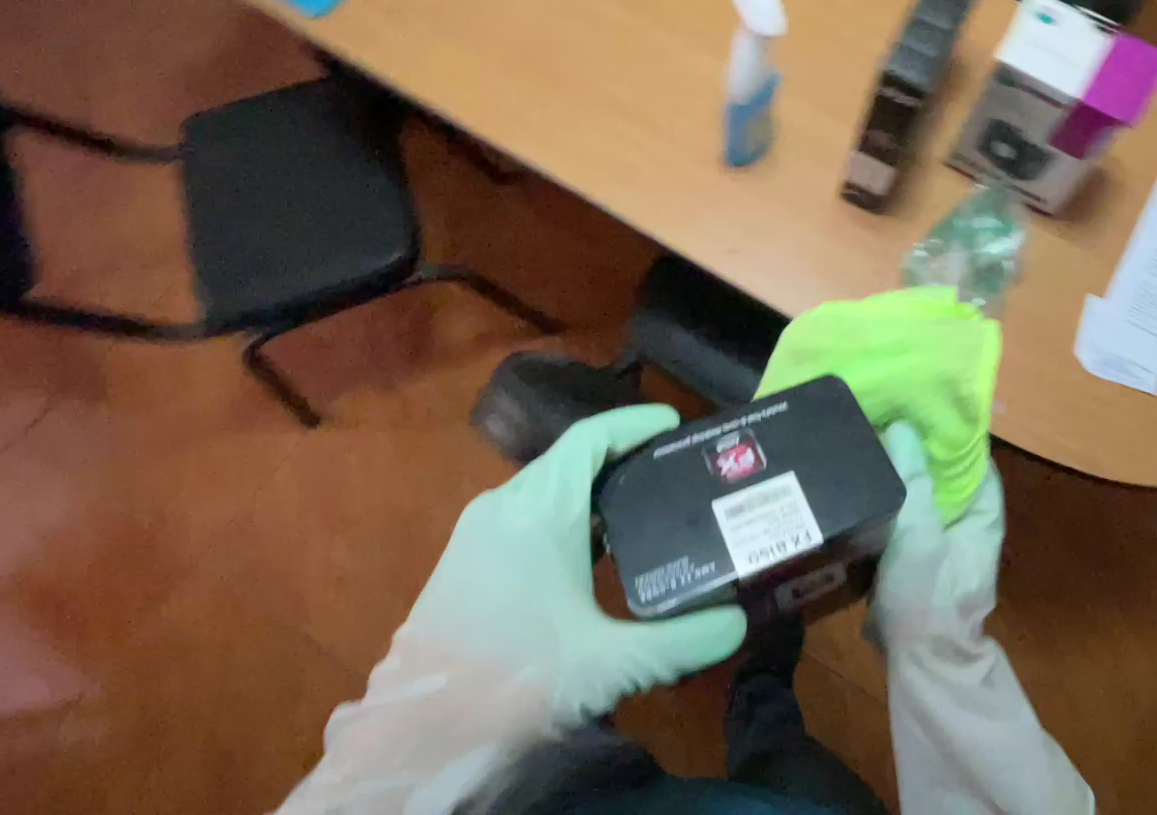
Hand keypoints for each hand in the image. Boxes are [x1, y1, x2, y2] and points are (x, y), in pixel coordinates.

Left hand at [405, 404, 748, 725]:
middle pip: (573, 458)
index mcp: (538, 509)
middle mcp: (505, 504)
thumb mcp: (609, 665)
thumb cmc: (515, 680)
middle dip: (625, 457)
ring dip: (596, 488)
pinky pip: (530, 511)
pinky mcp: (469, 557)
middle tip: (676, 470)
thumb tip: (739, 621)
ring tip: (648, 505)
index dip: (635, 422)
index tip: (677, 424)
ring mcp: (481, 530)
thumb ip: (682, 640)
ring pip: (550, 486)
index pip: (591, 438)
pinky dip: (570, 512)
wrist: (417, 735)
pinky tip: (598, 549)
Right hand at [867, 420, 1004, 649]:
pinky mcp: (918, 560)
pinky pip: (905, 519)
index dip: (950, 434)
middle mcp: (968, 525)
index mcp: (982, 514)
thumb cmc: (927, 591)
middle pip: (945, 476)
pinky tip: (862, 487)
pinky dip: (890, 502)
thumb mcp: (919, 530)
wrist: (920, 661)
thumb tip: (901, 427)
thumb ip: (911, 478)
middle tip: (884, 420)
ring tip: (869, 444)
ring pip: (923, 497)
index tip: (919, 410)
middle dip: (918, 451)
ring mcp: (943, 544)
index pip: (974, 459)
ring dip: (901, 476)